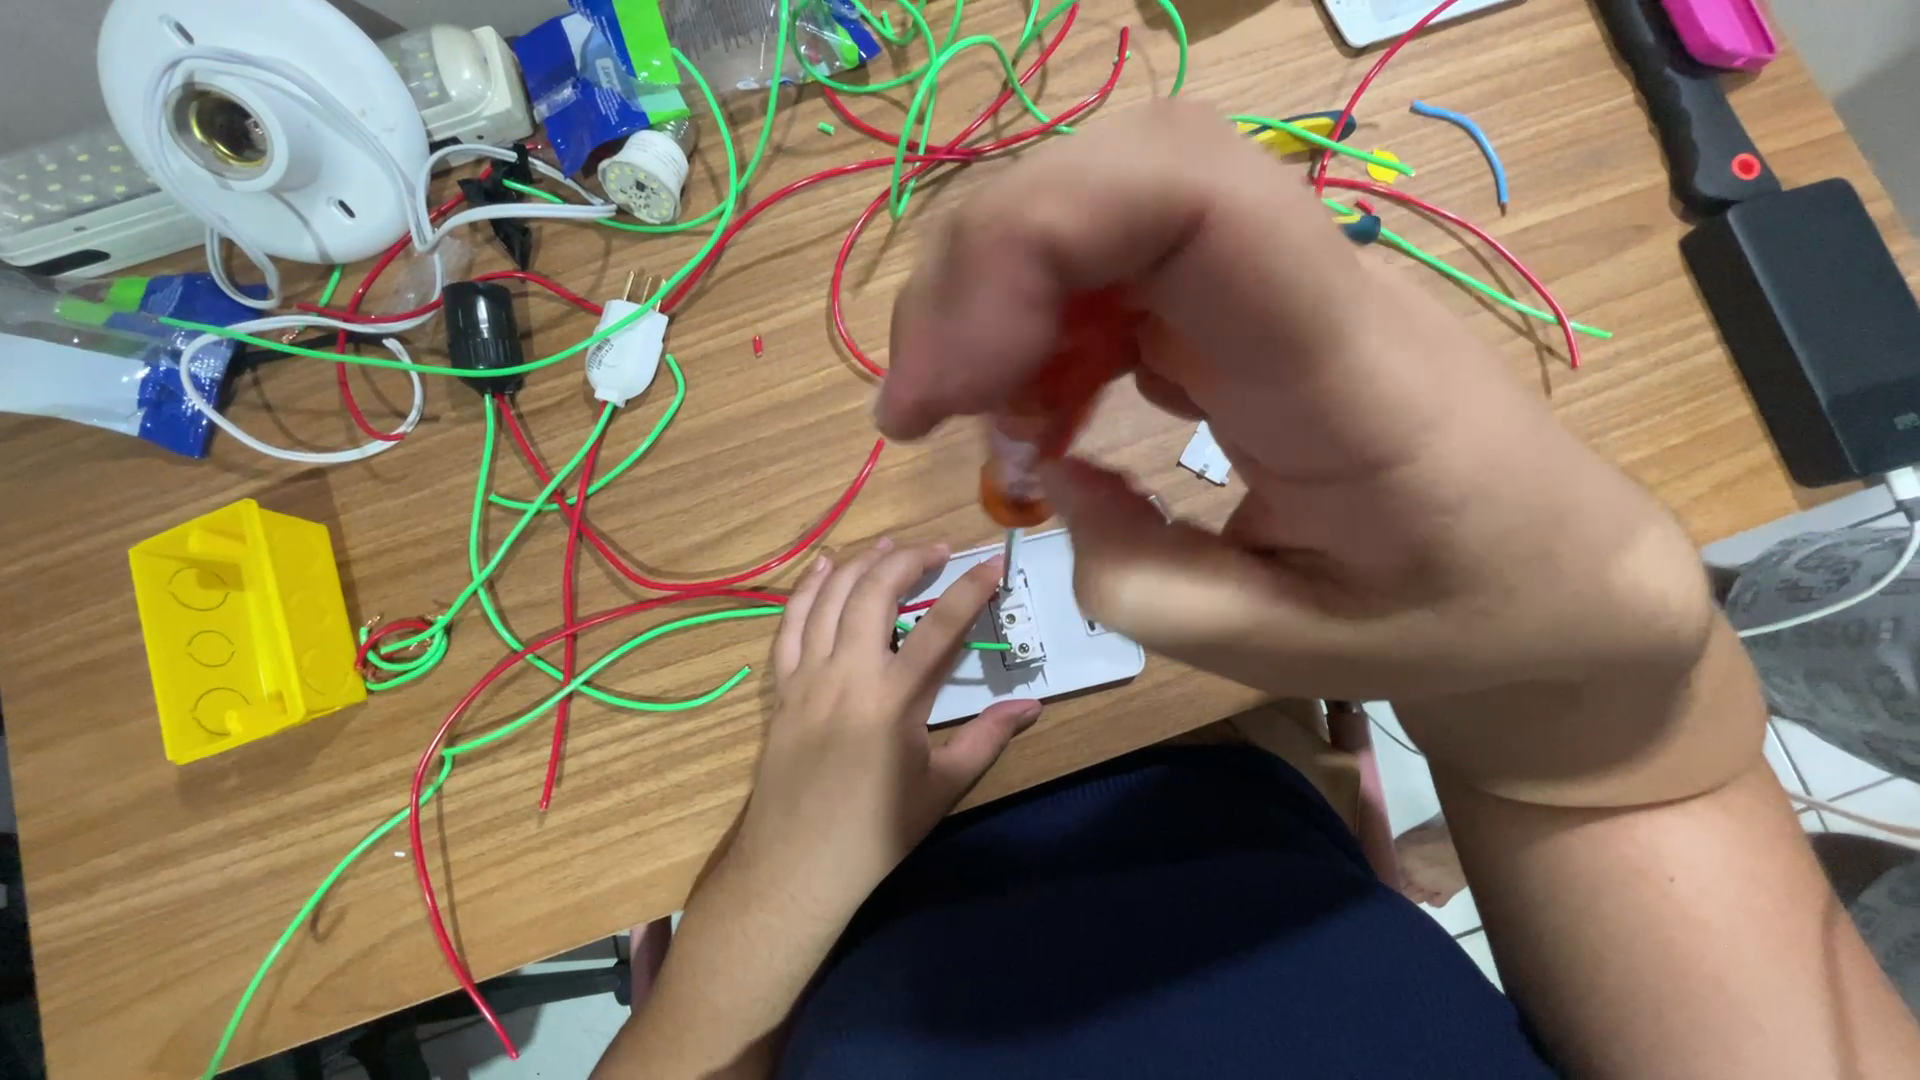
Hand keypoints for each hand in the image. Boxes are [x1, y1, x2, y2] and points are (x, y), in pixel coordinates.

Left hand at [726, 539, 1041, 916]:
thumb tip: (1031, 706)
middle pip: (876, 593)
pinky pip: (789, 625)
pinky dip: (807, 590)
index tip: (991, 565)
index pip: (940, 627)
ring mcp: (807, 677)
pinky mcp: (782, 689)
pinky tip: (824, 567)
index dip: (970, 590)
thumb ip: (986, 739)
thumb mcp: (941, 788)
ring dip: (862, 564)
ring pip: (831, 599)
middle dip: (910, 560)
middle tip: (939, 551)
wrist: (794, 867)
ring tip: (890, 546)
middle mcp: (847, 674)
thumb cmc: (875, 833)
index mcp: (893, 700)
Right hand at [880, 102, 1749, 806]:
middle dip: (978, 271)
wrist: (1556, 580)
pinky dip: (1038, 328)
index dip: (1028, 238)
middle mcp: (1304, 284)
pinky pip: (1113, 267)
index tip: (947, 385)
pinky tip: (1039, 415)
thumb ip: (1138, 577)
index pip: (1185, 193)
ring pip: (1100, 202)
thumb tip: (1047, 479)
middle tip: (922, 409)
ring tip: (981, 425)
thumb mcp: (1282, 645)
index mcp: (1338, 364)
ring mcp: (1271, 282)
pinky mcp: (1244, 306)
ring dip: (998, 301)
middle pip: (1116, 167)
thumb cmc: (1448, 619)